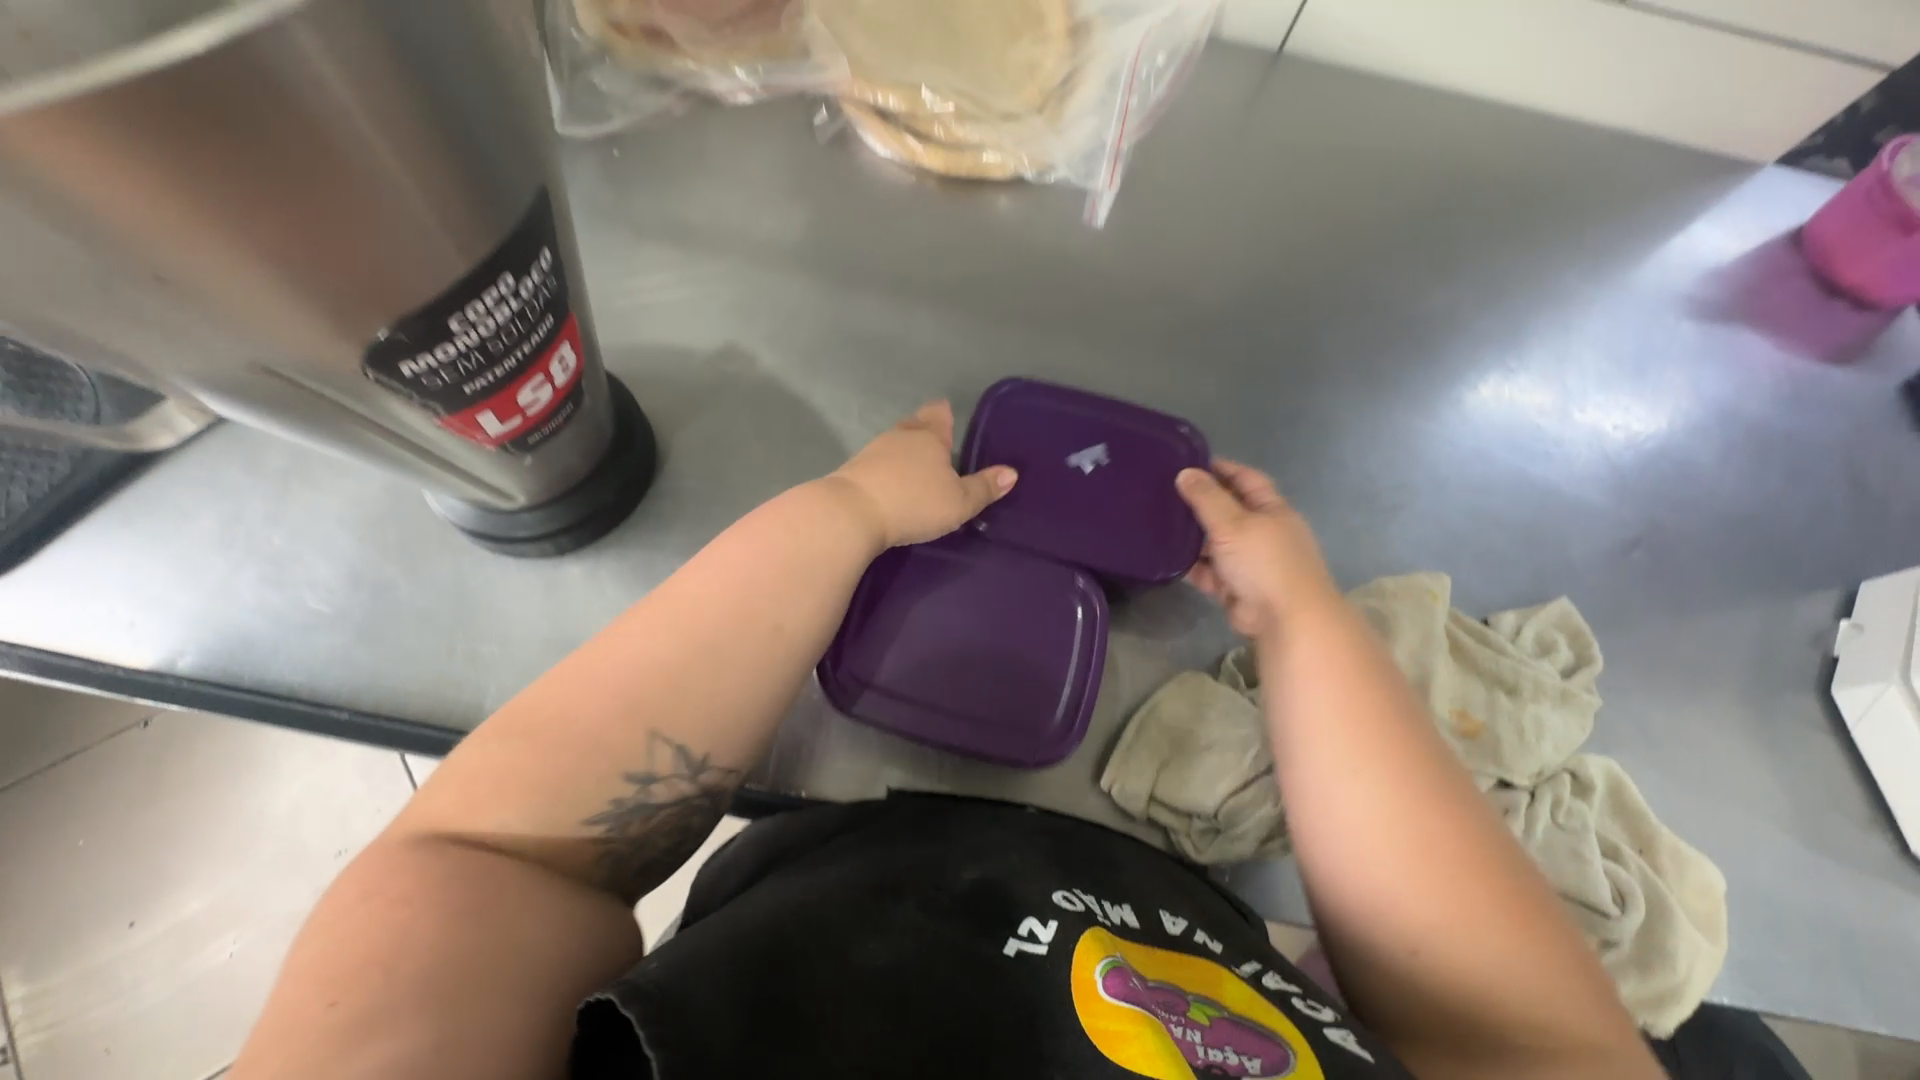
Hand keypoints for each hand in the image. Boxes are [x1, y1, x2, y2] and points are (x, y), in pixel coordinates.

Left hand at [828, 401, 1017, 548]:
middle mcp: (900, 436)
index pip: (939, 413)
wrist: (851, 513)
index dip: (946, 414)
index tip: (949, 415)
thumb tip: (1012, 473)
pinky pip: (877, 463)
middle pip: (915, 425)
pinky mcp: (854, 471)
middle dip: (925, 431)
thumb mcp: (958, 502)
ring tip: (916, 467)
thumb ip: (984, 487)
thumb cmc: (913, 503)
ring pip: (894, 443)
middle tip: (937, 443)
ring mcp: (873, 451)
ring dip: (904, 452)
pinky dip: (887, 470)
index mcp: (929, 436)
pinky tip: (891, 483)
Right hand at [1176, 459, 1340, 640]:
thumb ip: (1207, 498)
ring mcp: (1249, 562)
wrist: (1285, 618)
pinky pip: (1209, 571)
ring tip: (1159, 523)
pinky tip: (1166, 558)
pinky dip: (1191, 566)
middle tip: (1165, 494)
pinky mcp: (1235, 588)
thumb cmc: (1264, 562)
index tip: (1189, 463)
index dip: (1221, 469)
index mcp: (1272, 510)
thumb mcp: (1233, 523)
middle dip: (1201, 504)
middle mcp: (1262, 533)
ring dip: (1192, 537)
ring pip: (1215, 543)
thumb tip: (1185, 473)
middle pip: (1228, 511)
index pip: (1246, 480)